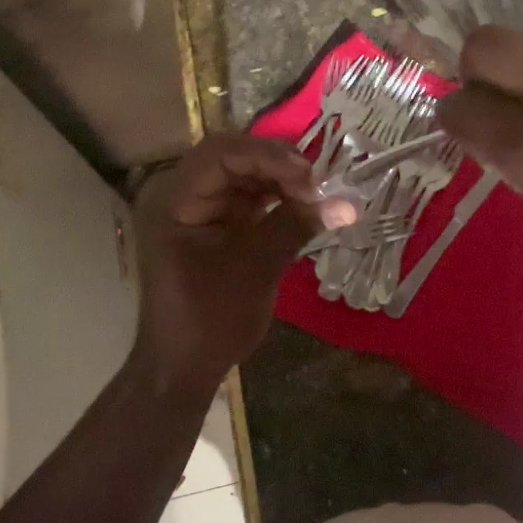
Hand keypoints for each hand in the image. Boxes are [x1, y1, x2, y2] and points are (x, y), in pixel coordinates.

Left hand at [129, 134, 354, 386]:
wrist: (182, 369)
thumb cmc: (209, 321)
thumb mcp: (255, 270)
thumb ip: (295, 227)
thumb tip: (347, 203)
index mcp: (176, 201)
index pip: (219, 154)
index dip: (265, 156)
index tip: (307, 175)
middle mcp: (182, 195)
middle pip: (230, 157)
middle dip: (275, 164)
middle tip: (316, 181)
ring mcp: (198, 209)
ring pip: (242, 174)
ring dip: (279, 179)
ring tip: (316, 193)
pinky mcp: (215, 224)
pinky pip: (246, 197)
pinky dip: (274, 197)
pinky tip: (303, 203)